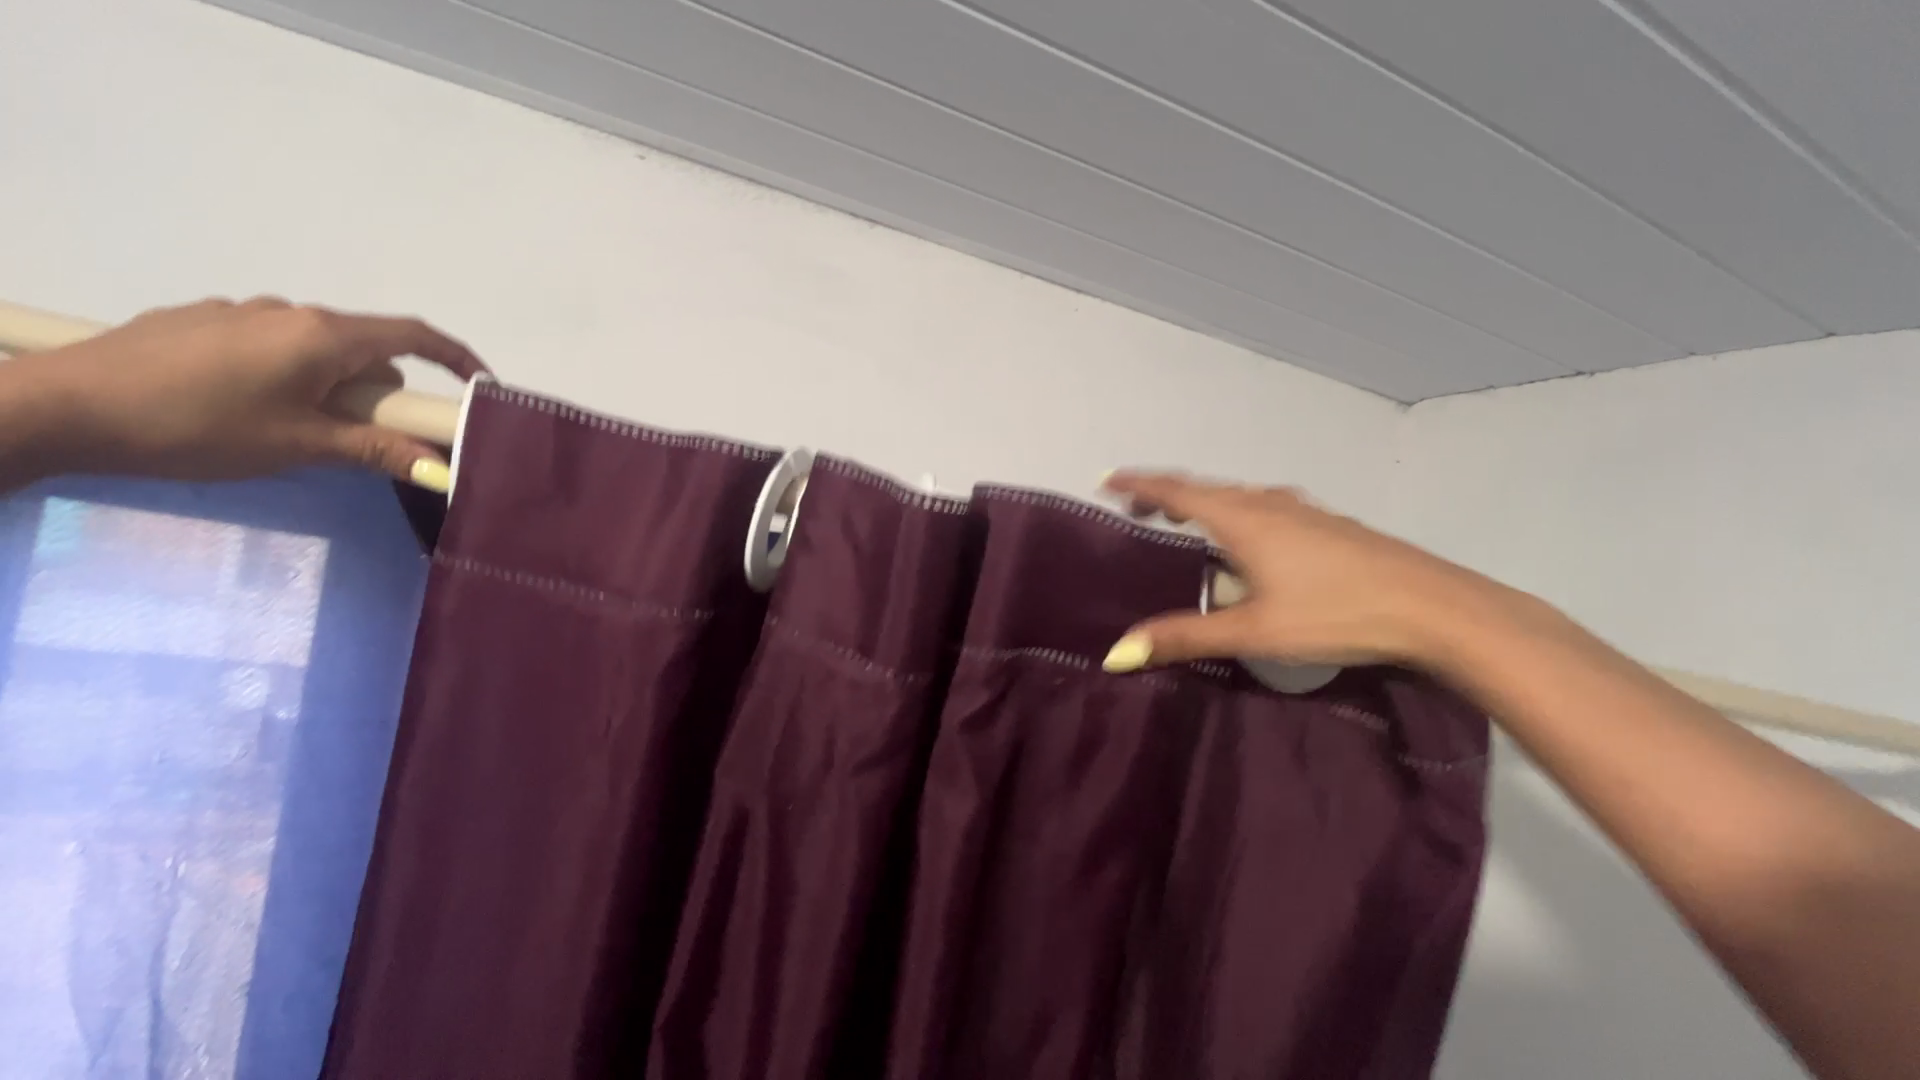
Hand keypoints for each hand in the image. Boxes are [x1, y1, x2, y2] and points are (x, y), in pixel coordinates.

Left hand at [17, 297, 484, 489]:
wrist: (63, 406)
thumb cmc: (200, 427)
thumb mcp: (300, 446)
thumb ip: (376, 450)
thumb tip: (441, 468)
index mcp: (323, 336)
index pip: (413, 336)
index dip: (456, 357)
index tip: (479, 386)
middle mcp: (290, 312)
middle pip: (365, 347)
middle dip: (377, 390)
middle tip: (360, 437)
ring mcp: (241, 313)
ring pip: (315, 349)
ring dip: (327, 384)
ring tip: (289, 429)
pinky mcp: (199, 322)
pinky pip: (270, 346)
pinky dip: (284, 375)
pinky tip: (237, 408)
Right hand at [1098, 470, 1502, 671]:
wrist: (1433, 606)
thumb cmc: (1335, 614)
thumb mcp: (1253, 632)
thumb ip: (1184, 637)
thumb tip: (1116, 652)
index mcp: (1242, 519)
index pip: (1176, 490)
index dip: (1139, 484)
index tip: (1106, 481)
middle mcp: (1269, 504)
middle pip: (1206, 489)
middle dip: (1167, 495)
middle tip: (1139, 511)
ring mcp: (1305, 511)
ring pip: (1240, 497)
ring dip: (1205, 504)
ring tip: (1188, 524)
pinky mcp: (1330, 525)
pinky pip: (1266, 508)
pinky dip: (1238, 513)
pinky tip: (1252, 542)